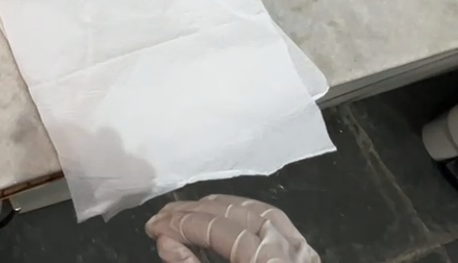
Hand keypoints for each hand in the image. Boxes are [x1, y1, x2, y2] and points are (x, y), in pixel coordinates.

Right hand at [145, 195, 320, 262]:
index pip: (215, 229)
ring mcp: (299, 248)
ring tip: (184, 212)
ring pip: (248, 208)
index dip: (180, 225)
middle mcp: (286, 249)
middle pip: (228, 214)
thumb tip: (165, 241)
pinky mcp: (304, 251)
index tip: (153, 230)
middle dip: (189, 212)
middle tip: (160, 219)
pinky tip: (222, 211)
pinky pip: (271, 216)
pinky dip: (241, 209)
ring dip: (211, 206)